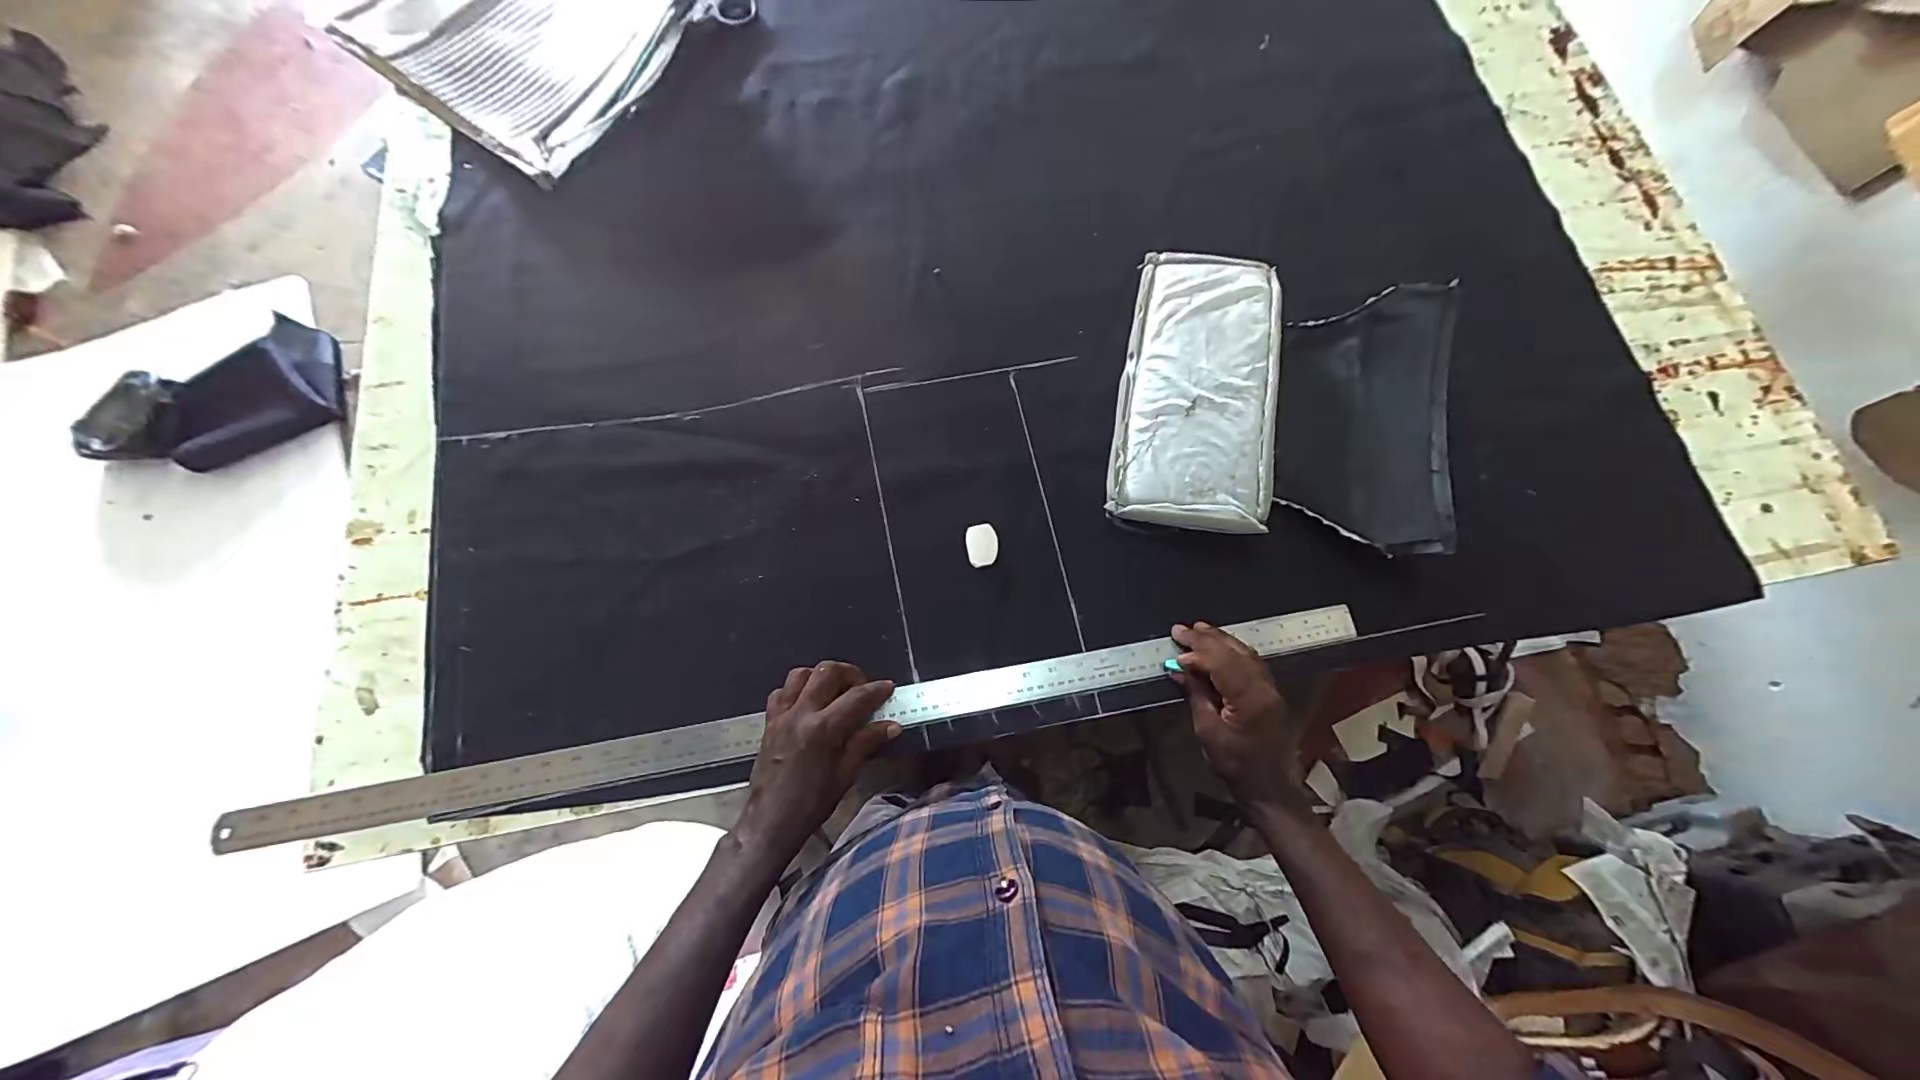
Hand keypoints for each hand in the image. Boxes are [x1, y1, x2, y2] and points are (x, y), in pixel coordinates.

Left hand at [734, 661, 899, 861]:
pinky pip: (782, 691)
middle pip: (828, 672)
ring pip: (802, 674)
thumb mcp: (846, 775)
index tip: (889, 688)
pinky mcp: (769, 721)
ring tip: (836, 690)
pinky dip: (798, 689)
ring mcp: (782, 715)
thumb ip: (866, 743)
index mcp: (823, 729)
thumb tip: (891, 726)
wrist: (770, 821)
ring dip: (823, 676)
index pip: (857, 697)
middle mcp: (801, 714)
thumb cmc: (810, 804)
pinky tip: (809, 702)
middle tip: (863, 688)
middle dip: (851, 674)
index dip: (877, 690)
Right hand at [1168, 622, 1308, 818]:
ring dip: (1220, 640)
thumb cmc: (1235, 765)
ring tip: (1198, 629)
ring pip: (1245, 654)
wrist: (1269, 788)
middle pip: (1234, 653)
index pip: (1222, 663)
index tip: (1175, 654)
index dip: (1197, 654)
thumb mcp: (1208, 731)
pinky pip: (1251, 662)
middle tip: (1180, 629)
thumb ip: (1196, 694)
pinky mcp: (1270, 693)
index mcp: (1249, 698)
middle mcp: (1264, 687)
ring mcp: (1270, 688)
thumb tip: (1179, 668)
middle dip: (1206, 639)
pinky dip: (1233, 651)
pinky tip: (1220, 645)